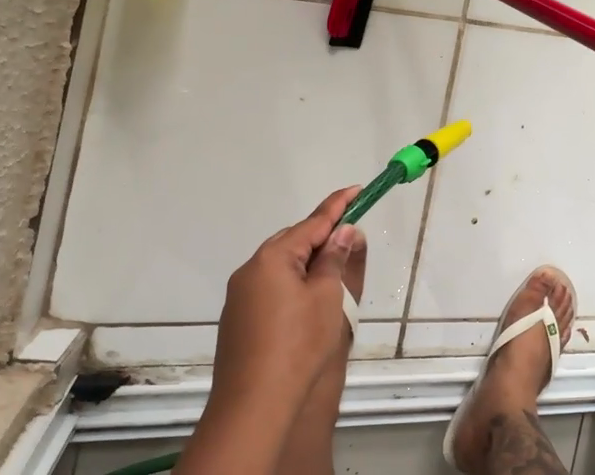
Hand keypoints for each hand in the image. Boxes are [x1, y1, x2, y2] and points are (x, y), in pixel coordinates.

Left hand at [210, 186, 367, 413]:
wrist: (254, 405)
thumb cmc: (298, 343)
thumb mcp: (327, 296)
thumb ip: (335, 258)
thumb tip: (342, 231)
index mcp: (272, 258)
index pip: (312, 223)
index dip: (338, 206)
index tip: (356, 189)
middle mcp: (250, 271)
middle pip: (292, 241)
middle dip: (321, 236)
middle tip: (350, 236)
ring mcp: (239, 297)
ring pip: (280, 266)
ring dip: (307, 262)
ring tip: (334, 271)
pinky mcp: (238, 320)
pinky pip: (270, 287)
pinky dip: (293, 284)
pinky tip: (308, 300)